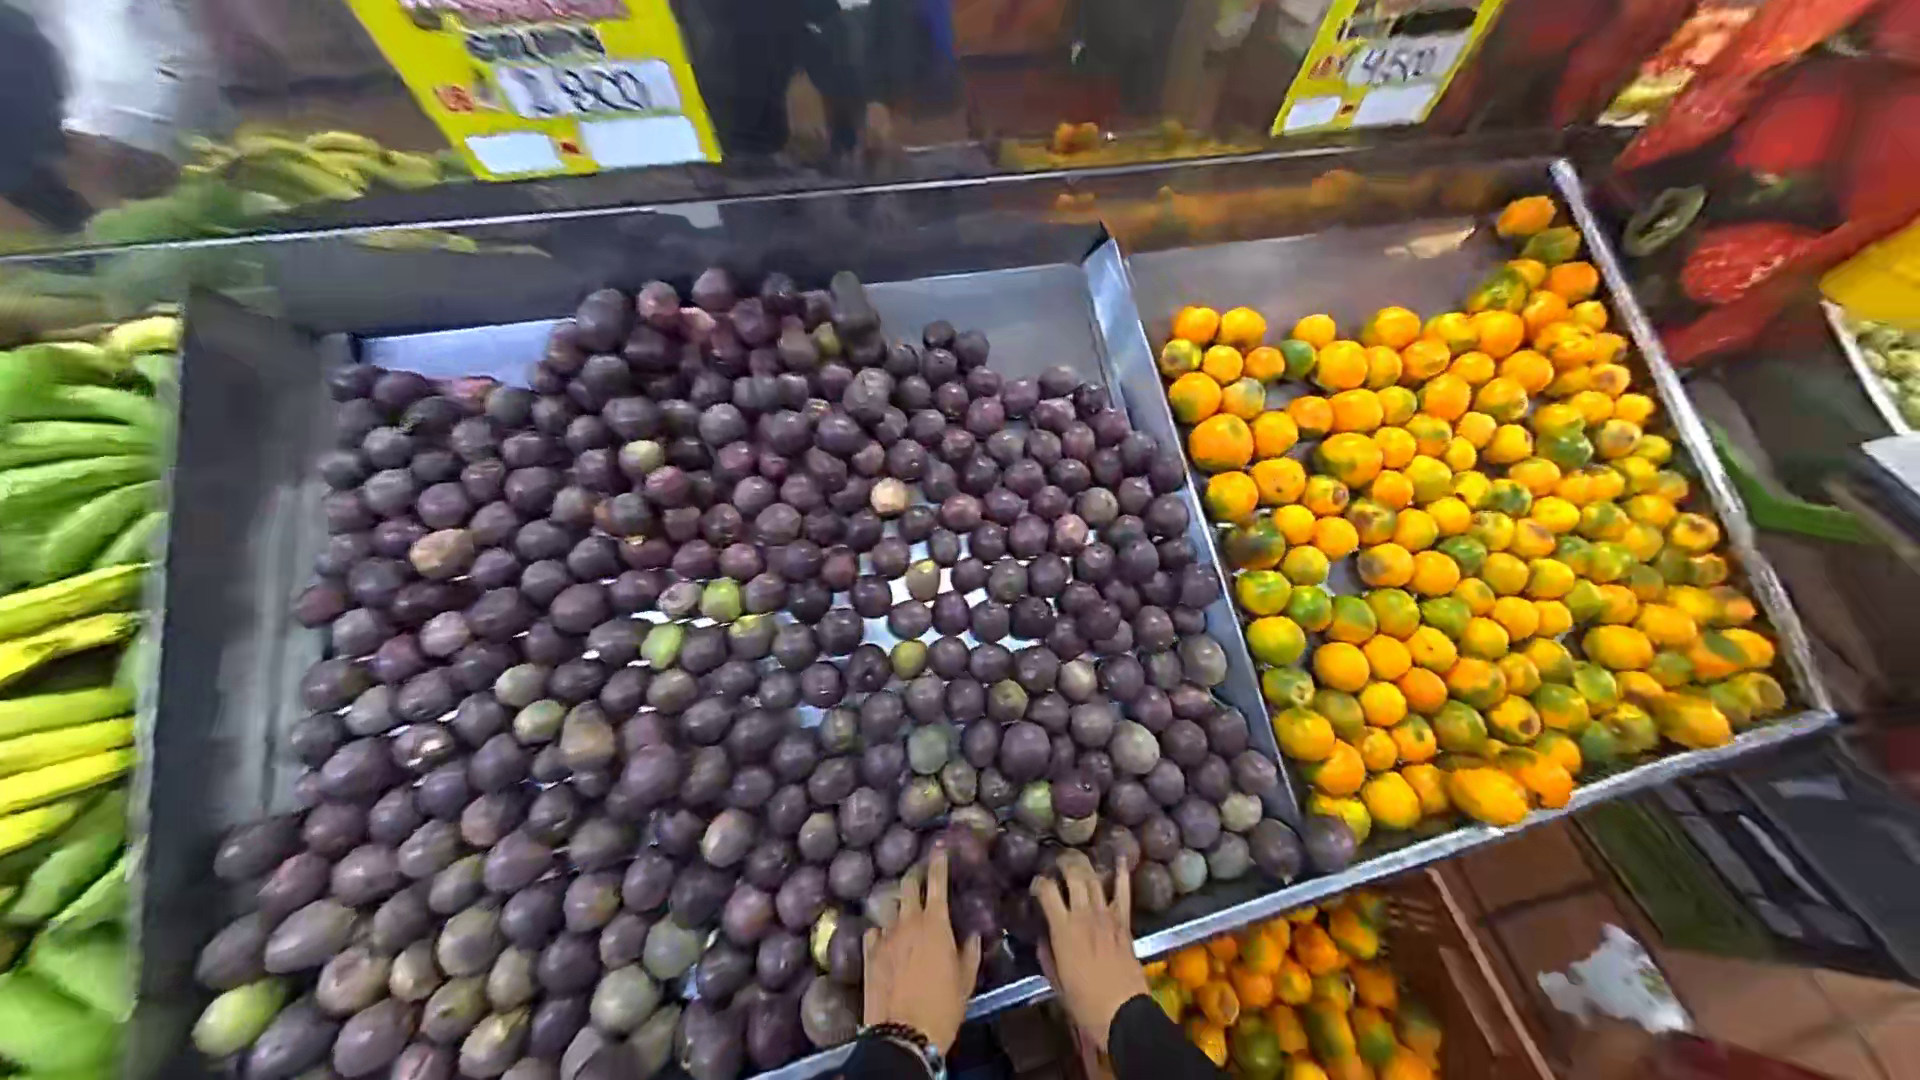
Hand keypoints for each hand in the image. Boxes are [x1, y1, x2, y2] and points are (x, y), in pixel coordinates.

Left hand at [863, 847, 982, 1052]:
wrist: (903, 1034)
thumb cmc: (942, 1006)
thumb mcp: (966, 980)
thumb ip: (970, 952)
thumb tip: (975, 934)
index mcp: (935, 922)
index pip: (936, 880)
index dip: (938, 861)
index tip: (940, 848)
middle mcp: (908, 920)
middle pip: (908, 884)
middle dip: (915, 876)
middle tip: (921, 877)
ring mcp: (885, 935)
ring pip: (890, 907)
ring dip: (899, 906)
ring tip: (904, 913)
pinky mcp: (869, 953)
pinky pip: (874, 931)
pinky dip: (881, 931)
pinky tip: (885, 939)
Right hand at [1034, 851, 1146, 1052]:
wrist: (1123, 1014)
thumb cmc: (1085, 1003)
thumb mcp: (1056, 980)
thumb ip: (1047, 953)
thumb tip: (1043, 936)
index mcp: (1063, 928)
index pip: (1046, 890)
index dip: (1039, 882)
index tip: (1036, 885)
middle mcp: (1084, 914)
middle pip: (1073, 874)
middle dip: (1064, 862)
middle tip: (1058, 862)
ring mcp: (1106, 915)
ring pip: (1094, 878)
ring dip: (1085, 865)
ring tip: (1078, 860)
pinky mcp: (1124, 922)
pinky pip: (1123, 892)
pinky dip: (1122, 874)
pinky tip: (1122, 857)